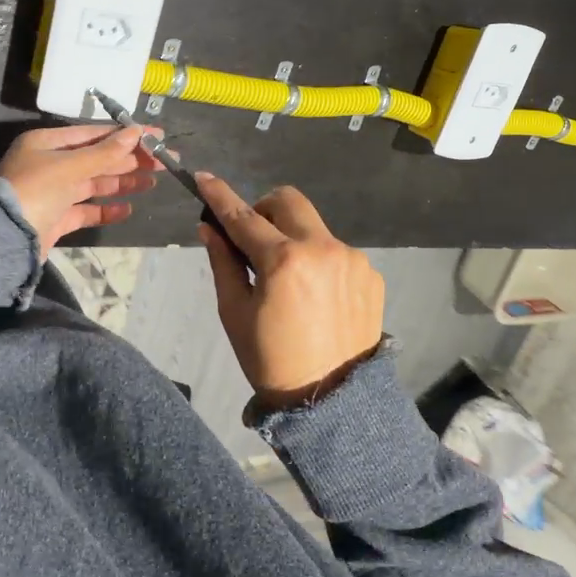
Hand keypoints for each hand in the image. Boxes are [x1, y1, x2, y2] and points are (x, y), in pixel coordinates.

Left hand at [0, 125, 160, 257]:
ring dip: (122, 182)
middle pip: (96, 159)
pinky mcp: (55, 219)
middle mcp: (48, 165)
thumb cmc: (35, 191)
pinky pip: (85, 210)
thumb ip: (105, 152)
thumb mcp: (70, 167)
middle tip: (165, 162)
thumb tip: (135, 133)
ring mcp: (52, 193)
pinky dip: (105, 208)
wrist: (4, 238)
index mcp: (46, 143)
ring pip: (93, 184)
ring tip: (151, 183)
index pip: (93, 134)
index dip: (126, 135)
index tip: (156, 137)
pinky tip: (127, 209)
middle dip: (129, 160)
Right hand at [195, 174, 384, 410]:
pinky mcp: (371, 274)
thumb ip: (223, 263)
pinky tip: (313, 296)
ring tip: (286, 280)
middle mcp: (323, 248)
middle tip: (251, 239)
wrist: (330, 398)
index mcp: (284, 260)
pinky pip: (336, 252)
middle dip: (263, 210)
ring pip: (313, 227)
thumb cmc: (270, 359)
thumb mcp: (234, 312)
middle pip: (288, 201)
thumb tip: (209, 228)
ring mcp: (353, 259)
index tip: (204, 178)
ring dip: (292, 238)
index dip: (220, 196)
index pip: (244, 216)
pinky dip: (316, 261)